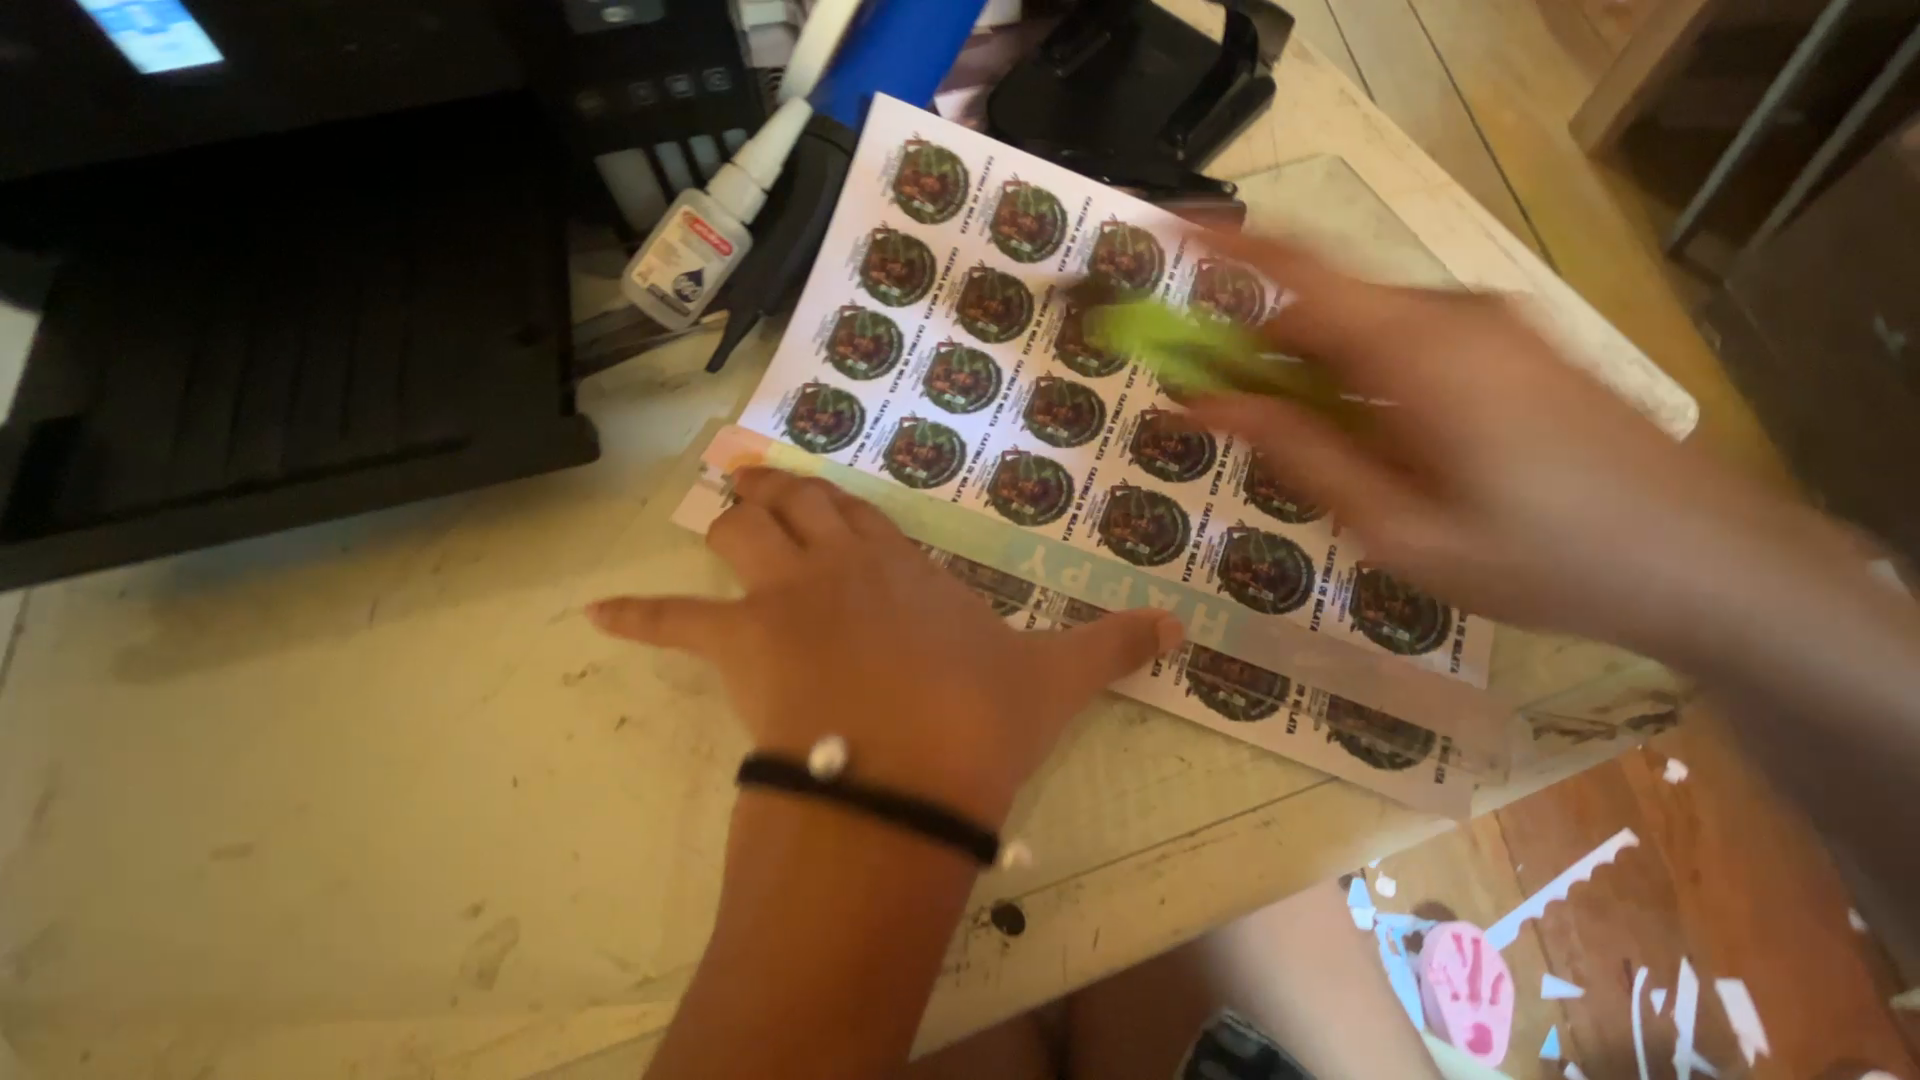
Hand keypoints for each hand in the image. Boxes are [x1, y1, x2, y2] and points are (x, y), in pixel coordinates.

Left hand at [587, 467, 1182, 827]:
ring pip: (740, 534)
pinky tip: (591, 615)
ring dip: (727, 518)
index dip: (840, 506)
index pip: (863, 518)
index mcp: (906, 567)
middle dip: (780, 491)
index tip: (825, 497)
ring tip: (716, 503)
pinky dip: (635, 619)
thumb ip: (1116, 645)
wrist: (913, 770)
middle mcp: (841, 565)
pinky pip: (674, 625)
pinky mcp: (739, 645)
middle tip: (763, 480)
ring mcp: (784, 597)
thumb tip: (1184, 626)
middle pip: (798, 507)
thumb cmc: (979, 718)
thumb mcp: (1058, 678)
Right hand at [1183, 232, 1848, 655]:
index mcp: (1417, 351)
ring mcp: (1490, 326)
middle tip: (1226, 416)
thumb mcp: (1395, 528)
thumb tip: (1207, 403)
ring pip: (1364, 331)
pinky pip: (1407, 346)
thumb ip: (1299, 455)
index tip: (1166, 242)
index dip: (1225, 250)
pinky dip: (1363, 381)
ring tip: (1321, 461)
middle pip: (1323, 307)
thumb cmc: (1541, 560)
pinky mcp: (1514, 346)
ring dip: (1315, 377)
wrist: (1712, 564)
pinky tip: (1385, 451)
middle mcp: (1451, 315)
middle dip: (1260, 351)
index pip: (1298, 271)